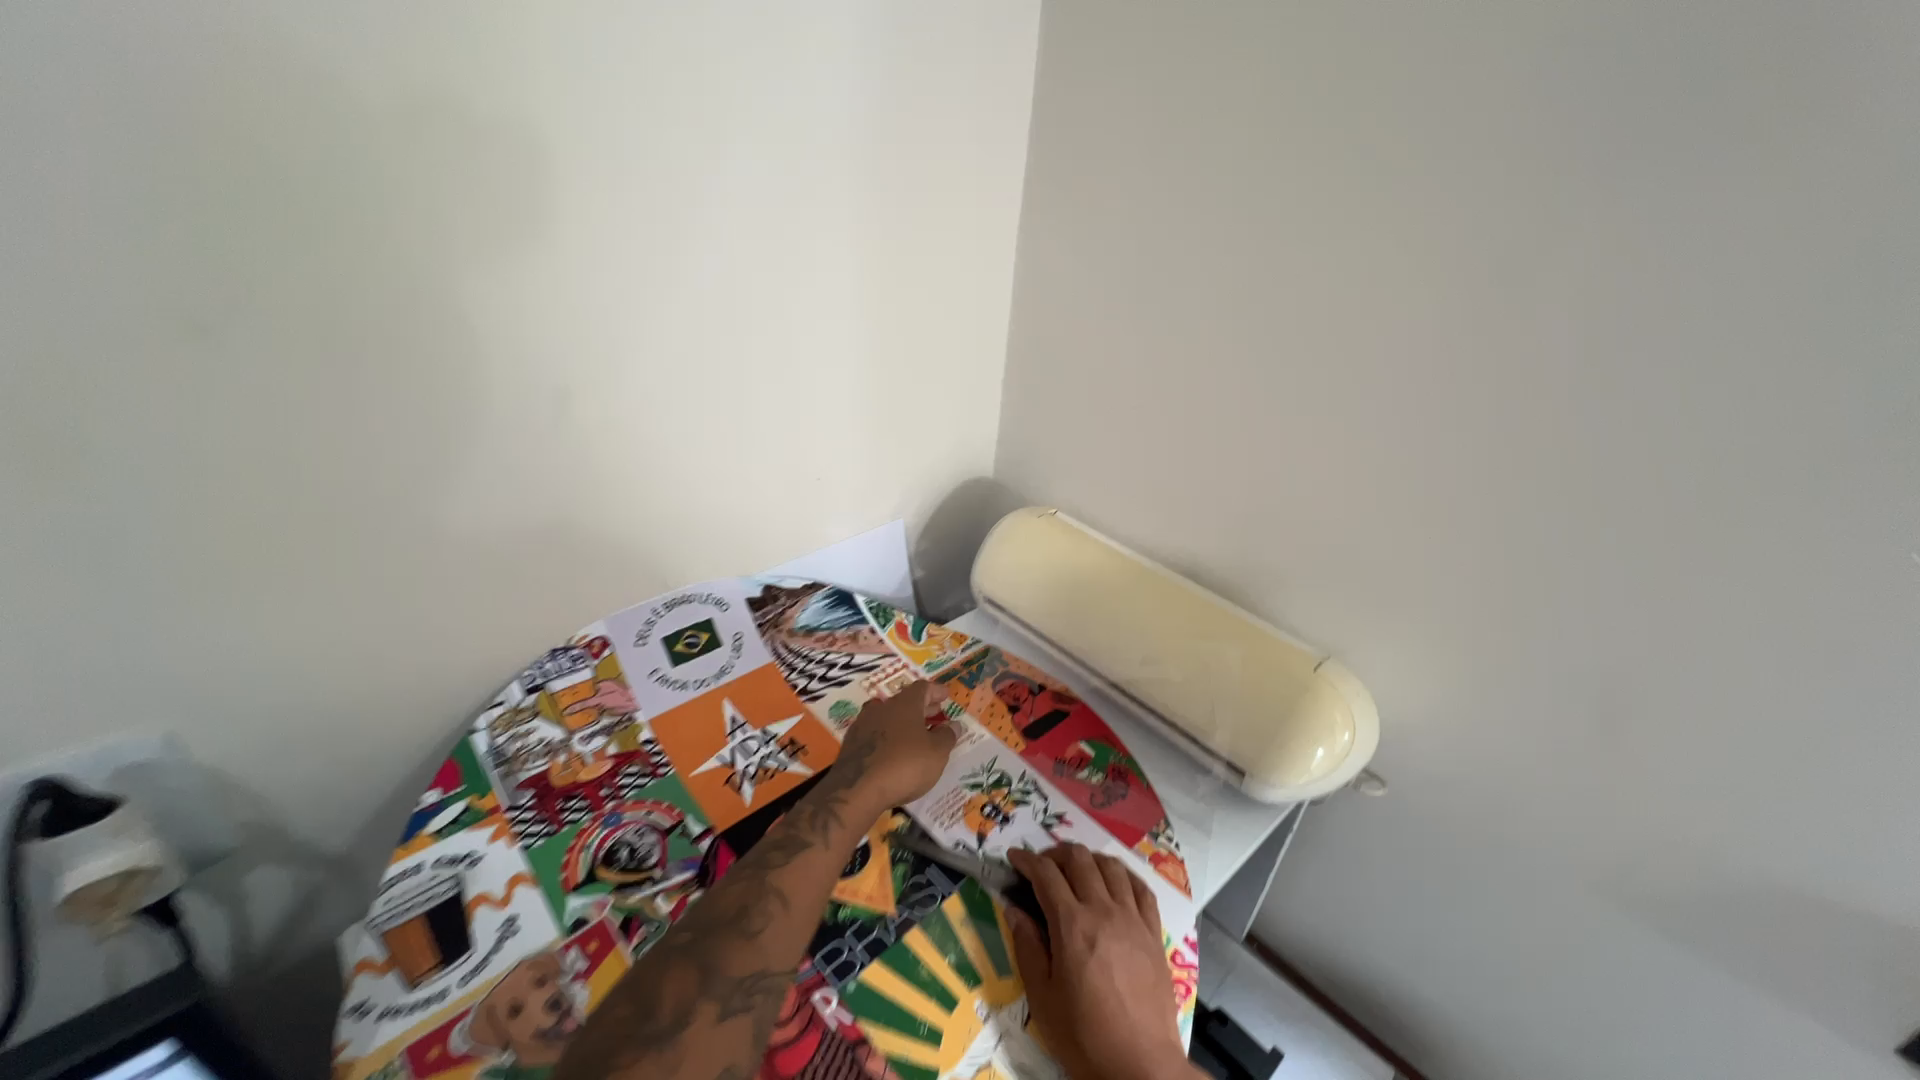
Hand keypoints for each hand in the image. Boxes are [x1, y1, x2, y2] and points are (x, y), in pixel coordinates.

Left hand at [837, 681, 957, 809]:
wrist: (857, 790)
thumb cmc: (905, 765)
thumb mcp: (936, 753)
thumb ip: (946, 736)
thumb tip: (953, 724)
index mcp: (904, 704)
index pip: (922, 688)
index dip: (935, 691)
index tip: (945, 695)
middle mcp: (882, 708)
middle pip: (904, 701)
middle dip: (922, 707)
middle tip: (935, 713)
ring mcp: (863, 725)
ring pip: (887, 716)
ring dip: (903, 722)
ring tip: (916, 733)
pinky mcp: (851, 744)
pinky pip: (875, 733)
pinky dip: (888, 736)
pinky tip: (894, 750)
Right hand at [1006, 843, 1197, 1079]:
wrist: (1139, 1064)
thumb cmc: (1083, 1035)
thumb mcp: (1042, 997)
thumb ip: (1027, 947)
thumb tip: (1014, 910)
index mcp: (1072, 924)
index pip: (1046, 874)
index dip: (1026, 860)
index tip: (1014, 858)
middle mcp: (1104, 911)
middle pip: (1080, 859)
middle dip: (1055, 853)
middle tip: (1041, 864)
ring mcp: (1133, 919)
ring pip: (1111, 866)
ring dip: (1089, 859)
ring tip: (1075, 869)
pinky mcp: (1153, 933)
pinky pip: (1141, 888)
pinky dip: (1123, 875)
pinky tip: (1115, 881)